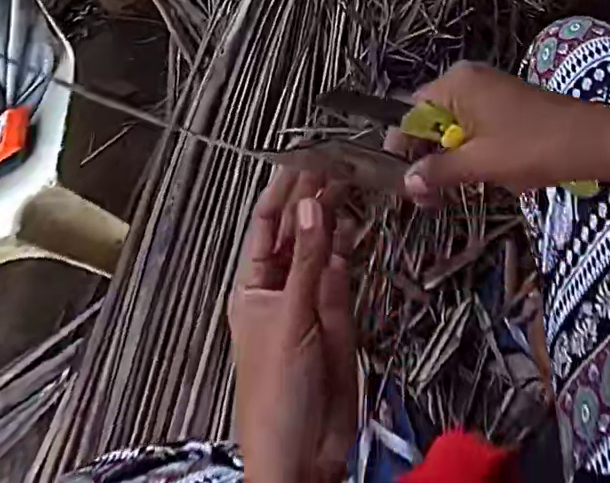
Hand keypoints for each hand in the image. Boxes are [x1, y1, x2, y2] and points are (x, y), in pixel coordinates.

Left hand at [228, 169, 356, 482]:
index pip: (268, 222)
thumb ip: (308, 260)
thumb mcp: (290, 318)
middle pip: (298, 227)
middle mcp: (282, 282)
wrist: (306, 456)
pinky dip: (350, 243)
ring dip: (334, 213)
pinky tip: (355, 220)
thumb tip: (313, 204)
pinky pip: (343, 267)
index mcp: (254, 283)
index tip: (303, 157)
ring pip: (323, 242)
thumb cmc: (276, 393)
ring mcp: (311, 295)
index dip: (284, 188)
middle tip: (335, 160)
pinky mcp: (338, 310)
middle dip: (313, 194)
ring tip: (349, 177)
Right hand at [398, 61, 609, 203]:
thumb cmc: (533, 147)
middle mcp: (467, 78)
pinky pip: (474, 125)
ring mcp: (489, 88)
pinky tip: (486, 172)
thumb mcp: (481, 163)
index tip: (401, 181)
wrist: (594, 141)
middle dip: (428, 155)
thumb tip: (407, 182)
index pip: (410, 112)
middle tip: (428, 196)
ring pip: (453, 125)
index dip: (403, 147)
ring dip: (451, 157)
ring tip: (458, 189)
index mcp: (456, 84)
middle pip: (430, 118)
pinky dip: (473, 149)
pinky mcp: (506, 102)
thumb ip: (439, 170)